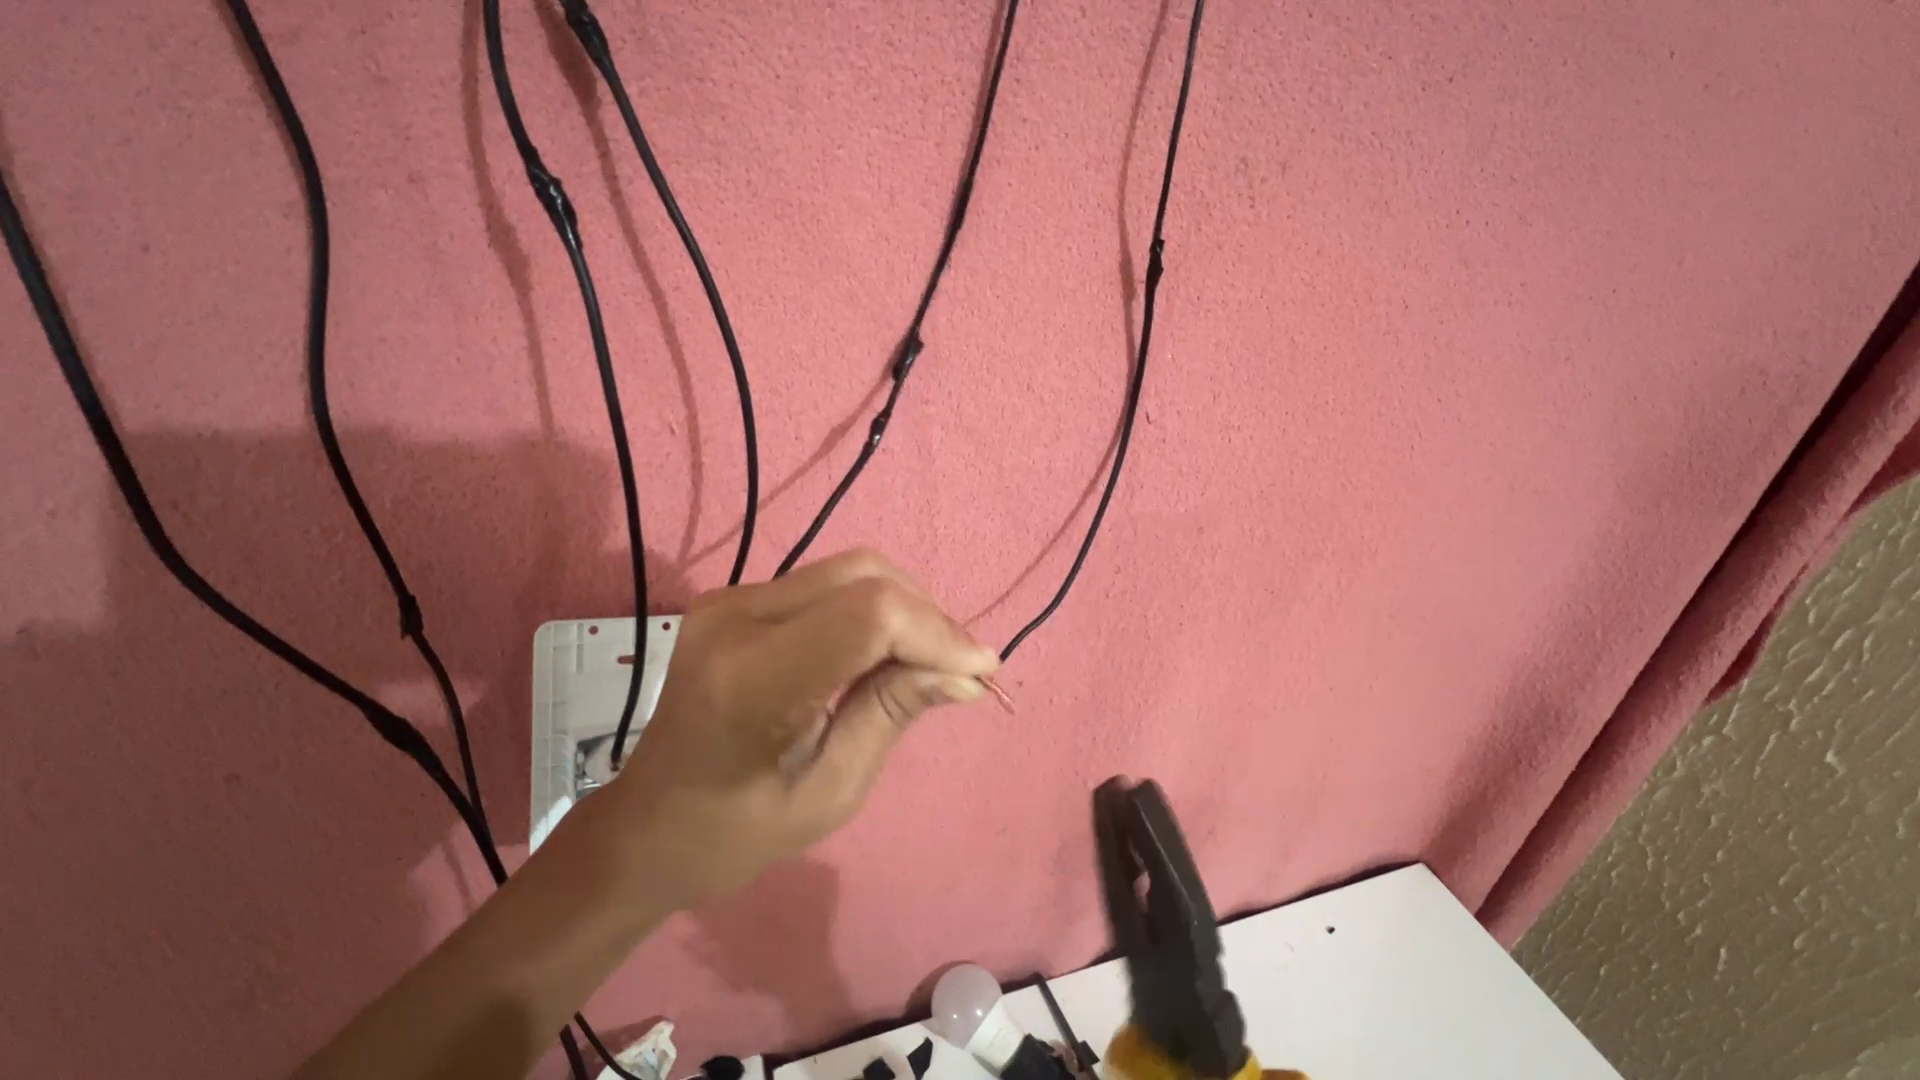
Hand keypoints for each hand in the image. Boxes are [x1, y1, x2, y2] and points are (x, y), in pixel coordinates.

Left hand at [592, 549, 1000, 905]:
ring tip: (932, 661)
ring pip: (851, 570)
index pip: (868, 616)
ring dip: (905, 608)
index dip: (936, 633)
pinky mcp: (736, 600)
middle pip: (865, 576)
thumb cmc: (735, 833)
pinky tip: (889, 651)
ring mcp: (730, 600)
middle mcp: (735, 618)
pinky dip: (874, 609)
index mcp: (750, 680)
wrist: (647, 824)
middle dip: (928, 617)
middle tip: (961, 669)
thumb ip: (892, 713)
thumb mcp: (830, 791)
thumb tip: (966, 671)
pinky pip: (827, 584)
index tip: (980, 672)